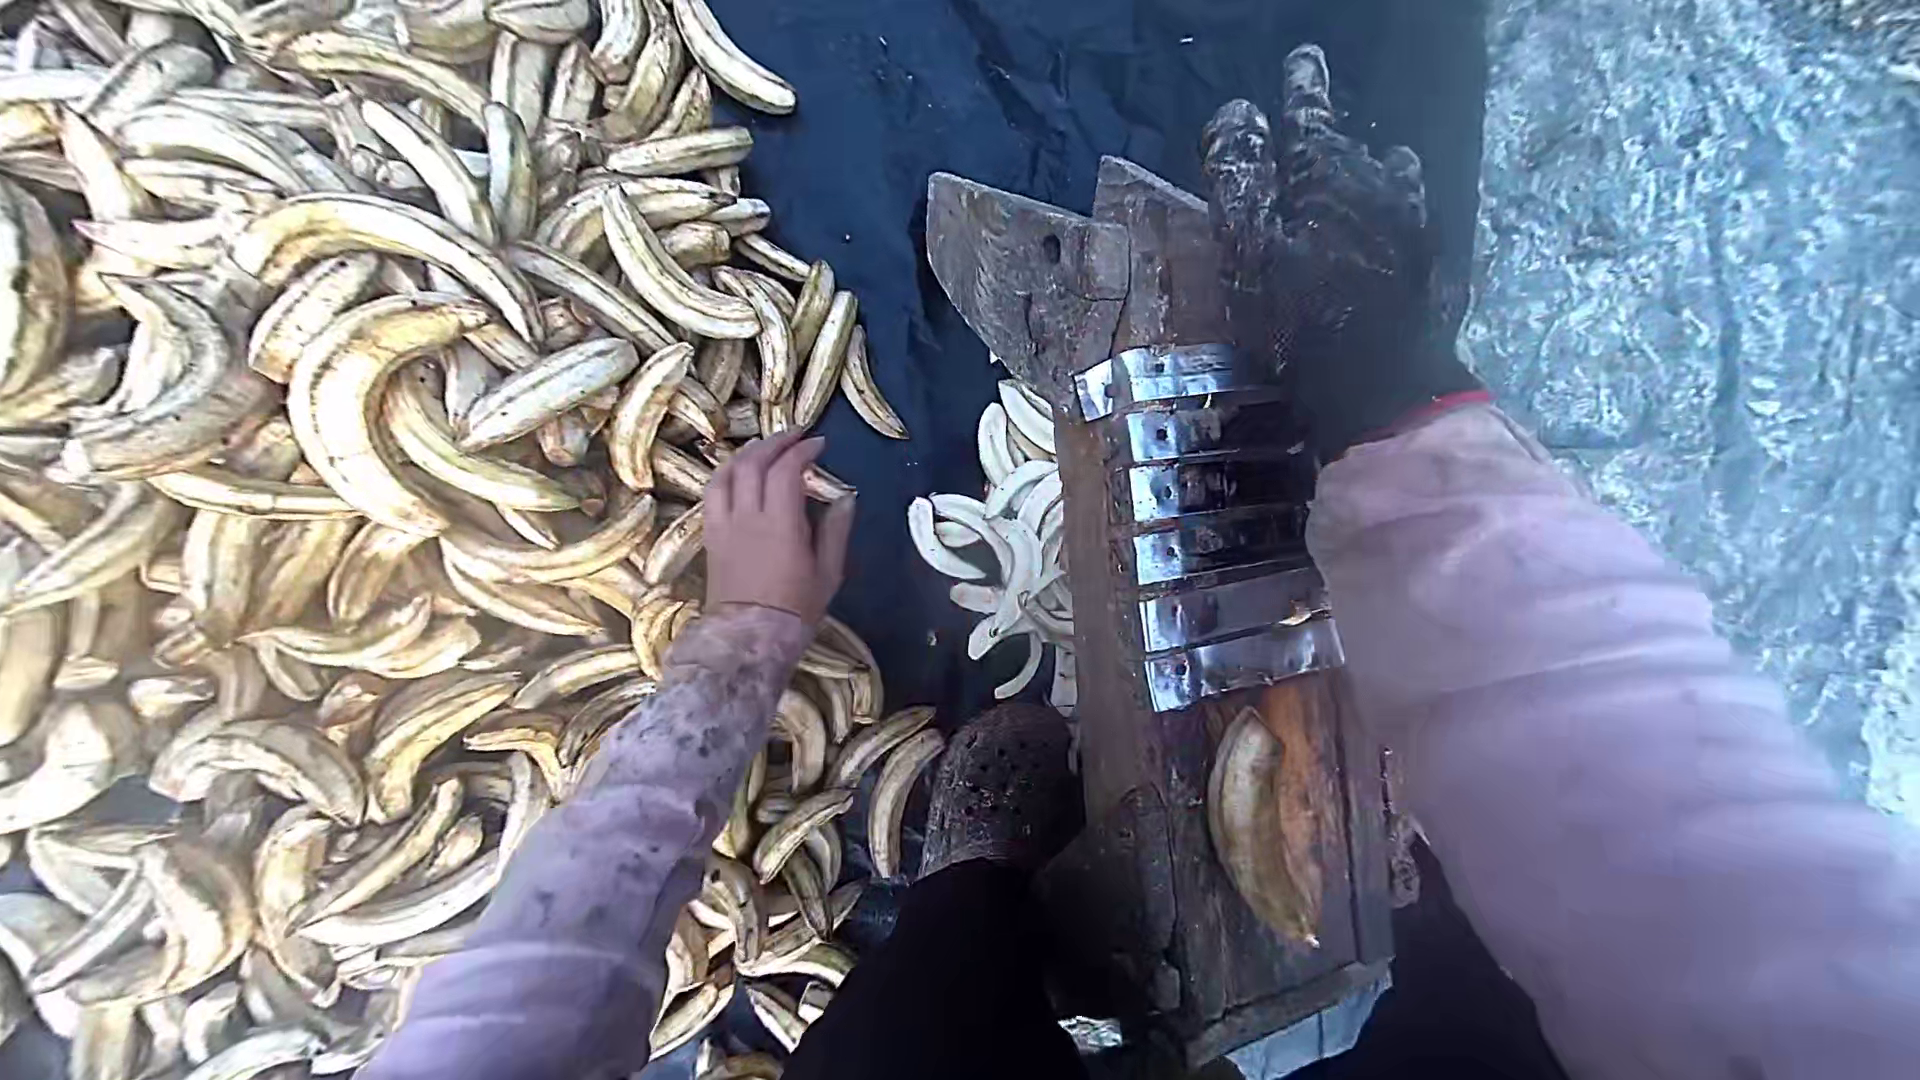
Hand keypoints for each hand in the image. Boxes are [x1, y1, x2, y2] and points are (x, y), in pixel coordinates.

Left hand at [704, 431, 854, 624]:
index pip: (787, 470)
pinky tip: (739, 472)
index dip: (803, 451)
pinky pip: (712, 492)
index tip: (819, 444)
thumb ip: (836, 530)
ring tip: (766, 447)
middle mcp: (747, 516)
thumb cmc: (797, 607)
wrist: (750, 637)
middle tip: (795, 436)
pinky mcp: (710, 534)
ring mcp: (723, 523)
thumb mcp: (828, 572)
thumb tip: (845, 497)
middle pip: (754, 463)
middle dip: (775, 442)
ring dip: (747, 452)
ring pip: (728, 472)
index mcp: (781, 524)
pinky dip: (727, 473)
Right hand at [1201, 45, 1481, 459]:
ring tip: (1356, 157)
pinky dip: (1395, 194)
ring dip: (1363, 159)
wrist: (1377, 379)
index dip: (1297, 90)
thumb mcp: (1249, 255)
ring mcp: (1406, 217)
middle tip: (1316, 110)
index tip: (1298, 63)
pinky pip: (1409, 204)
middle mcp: (1375, 183)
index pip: (1306, 116)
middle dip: (1327, 124)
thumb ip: (1240, 183)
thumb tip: (1235, 114)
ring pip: (1384, 169)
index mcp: (1324, 177)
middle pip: (1347, 141)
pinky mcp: (1424, 252)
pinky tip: (1393, 200)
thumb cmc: (1298, 322)